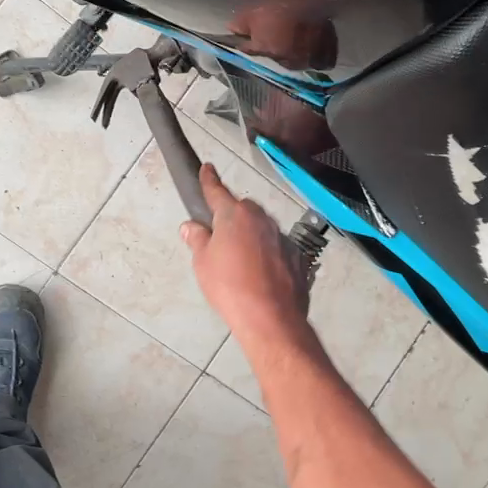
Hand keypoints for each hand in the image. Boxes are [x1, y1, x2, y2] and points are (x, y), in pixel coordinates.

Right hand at [181, 164, 311, 343]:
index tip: (207, 168)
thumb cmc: (228, 287)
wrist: (271, 319)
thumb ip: (197, 239)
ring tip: (241, 260)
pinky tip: (261, 273)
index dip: (209, 179)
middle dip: (232, 216)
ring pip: (262, 228)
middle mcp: (260, 219)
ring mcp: (282, 237)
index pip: (217, 191)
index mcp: (234, 215)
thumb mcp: (202, 263)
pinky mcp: (297, 257)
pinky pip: (277, 247)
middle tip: (220, 236)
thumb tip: (190, 226)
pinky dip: (268, 253)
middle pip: (243, 209)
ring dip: (252, 235)